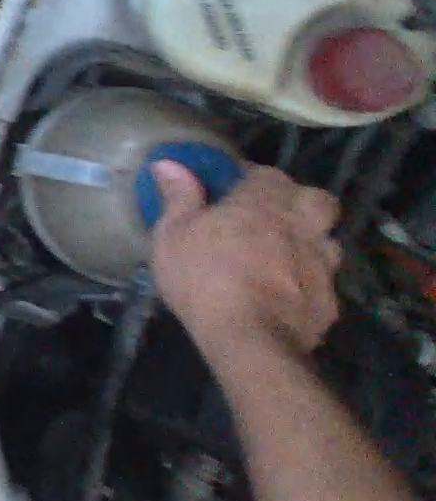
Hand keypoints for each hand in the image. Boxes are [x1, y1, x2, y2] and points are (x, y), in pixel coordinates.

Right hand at [149, 161, 341, 365]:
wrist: (248, 336)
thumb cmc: (201, 275)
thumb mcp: (172, 233)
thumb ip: (177, 197)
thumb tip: (169, 164)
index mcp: (260, 207)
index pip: (270, 176)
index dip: (252, 175)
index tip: (230, 182)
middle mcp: (300, 229)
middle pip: (317, 199)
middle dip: (297, 199)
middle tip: (266, 210)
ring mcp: (322, 265)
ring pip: (326, 238)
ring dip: (307, 237)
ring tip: (277, 248)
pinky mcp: (330, 299)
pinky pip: (322, 275)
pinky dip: (304, 273)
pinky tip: (280, 284)